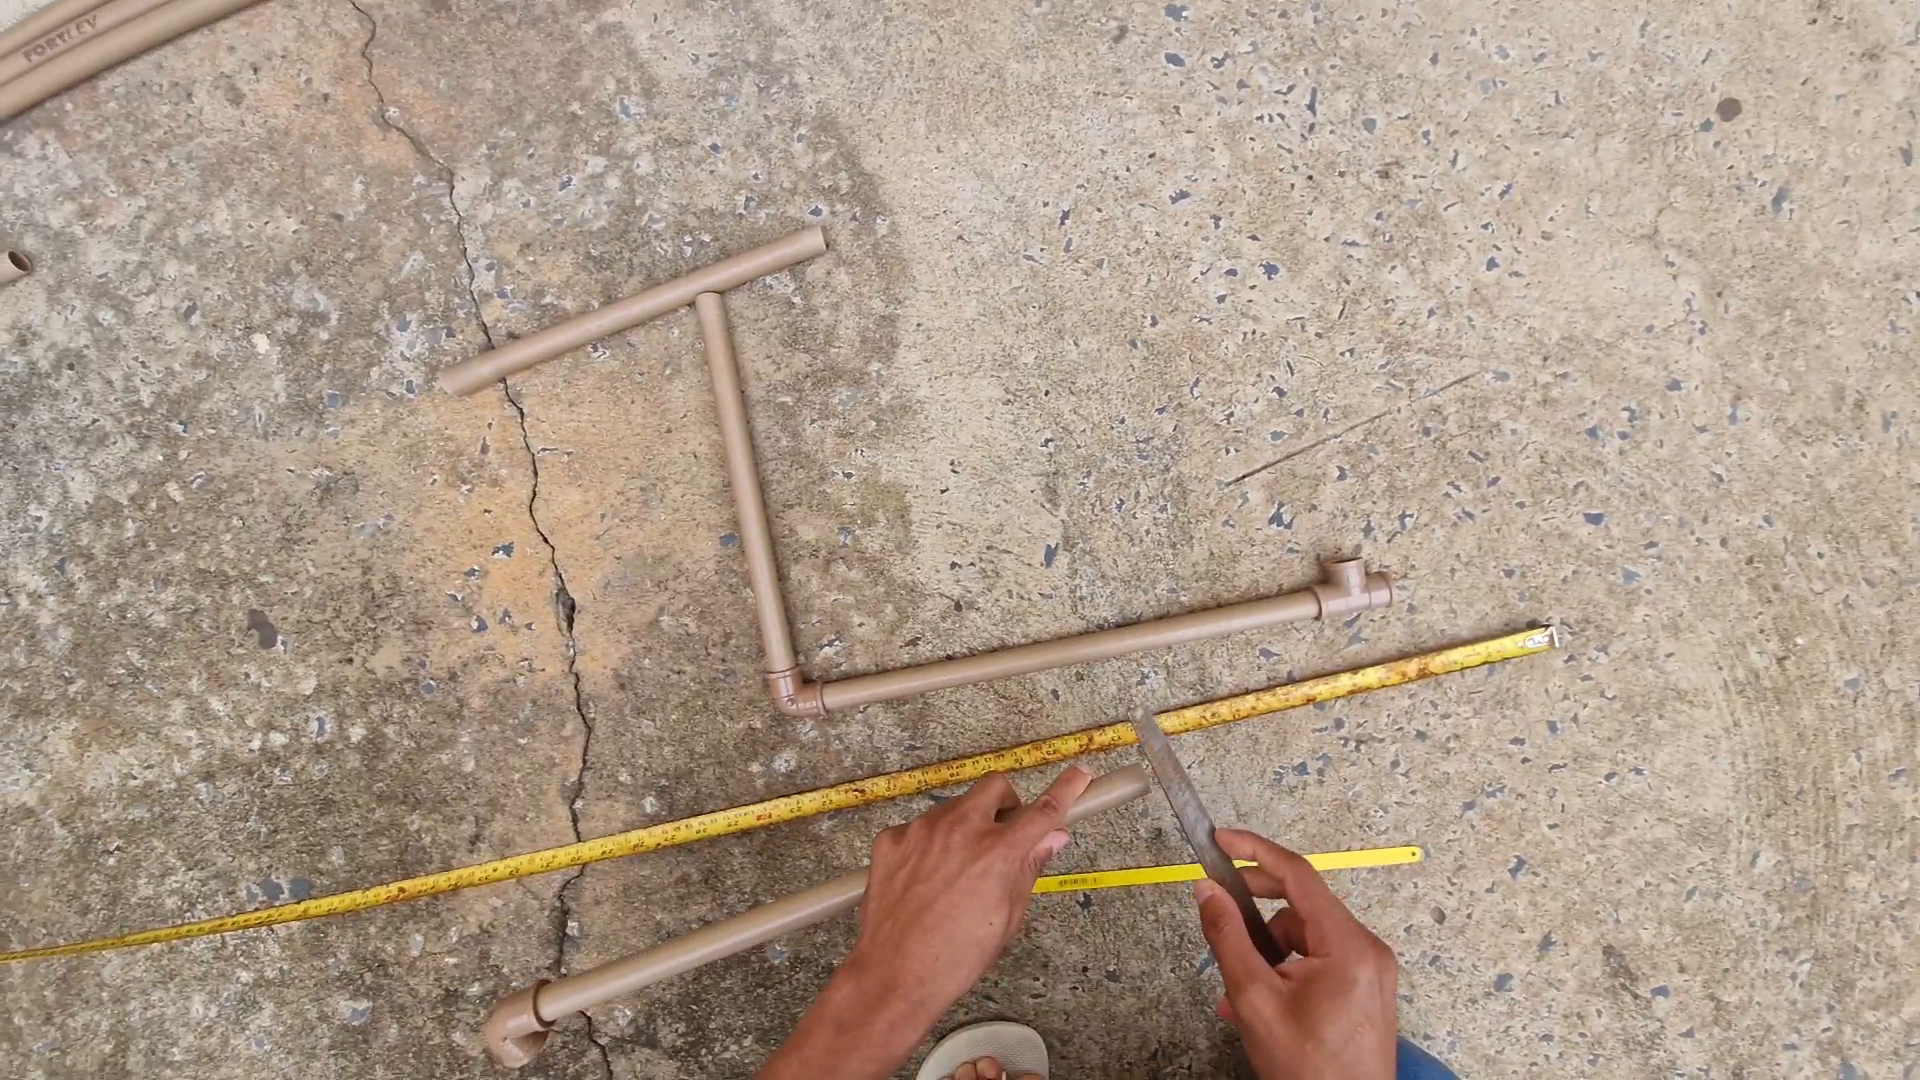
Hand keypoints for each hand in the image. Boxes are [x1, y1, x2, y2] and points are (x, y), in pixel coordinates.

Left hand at [758, 767, 1091, 1079]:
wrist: (894, 976)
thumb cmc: (955, 957)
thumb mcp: (1006, 918)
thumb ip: (1029, 869)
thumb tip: (1052, 838)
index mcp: (996, 852)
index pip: (1043, 810)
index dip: (1066, 789)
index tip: (1079, 774)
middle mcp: (960, 829)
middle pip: (994, 787)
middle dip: (1005, 803)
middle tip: (1003, 833)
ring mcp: (922, 829)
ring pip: (955, 807)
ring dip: (965, 826)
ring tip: (955, 872)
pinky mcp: (892, 837)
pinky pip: (919, 828)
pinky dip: (928, 845)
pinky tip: (924, 879)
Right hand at [1195, 829, 1398, 1079]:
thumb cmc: (1307, 1069)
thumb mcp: (1254, 998)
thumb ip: (1227, 935)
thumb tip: (1207, 890)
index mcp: (1348, 947)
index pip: (1297, 874)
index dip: (1255, 850)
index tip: (1221, 840)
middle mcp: (1367, 950)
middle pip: (1301, 900)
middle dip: (1255, 902)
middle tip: (1219, 905)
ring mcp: (1370, 970)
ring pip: (1304, 930)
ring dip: (1266, 943)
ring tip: (1240, 980)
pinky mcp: (1365, 987)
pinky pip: (1316, 954)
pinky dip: (1284, 963)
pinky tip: (1260, 994)